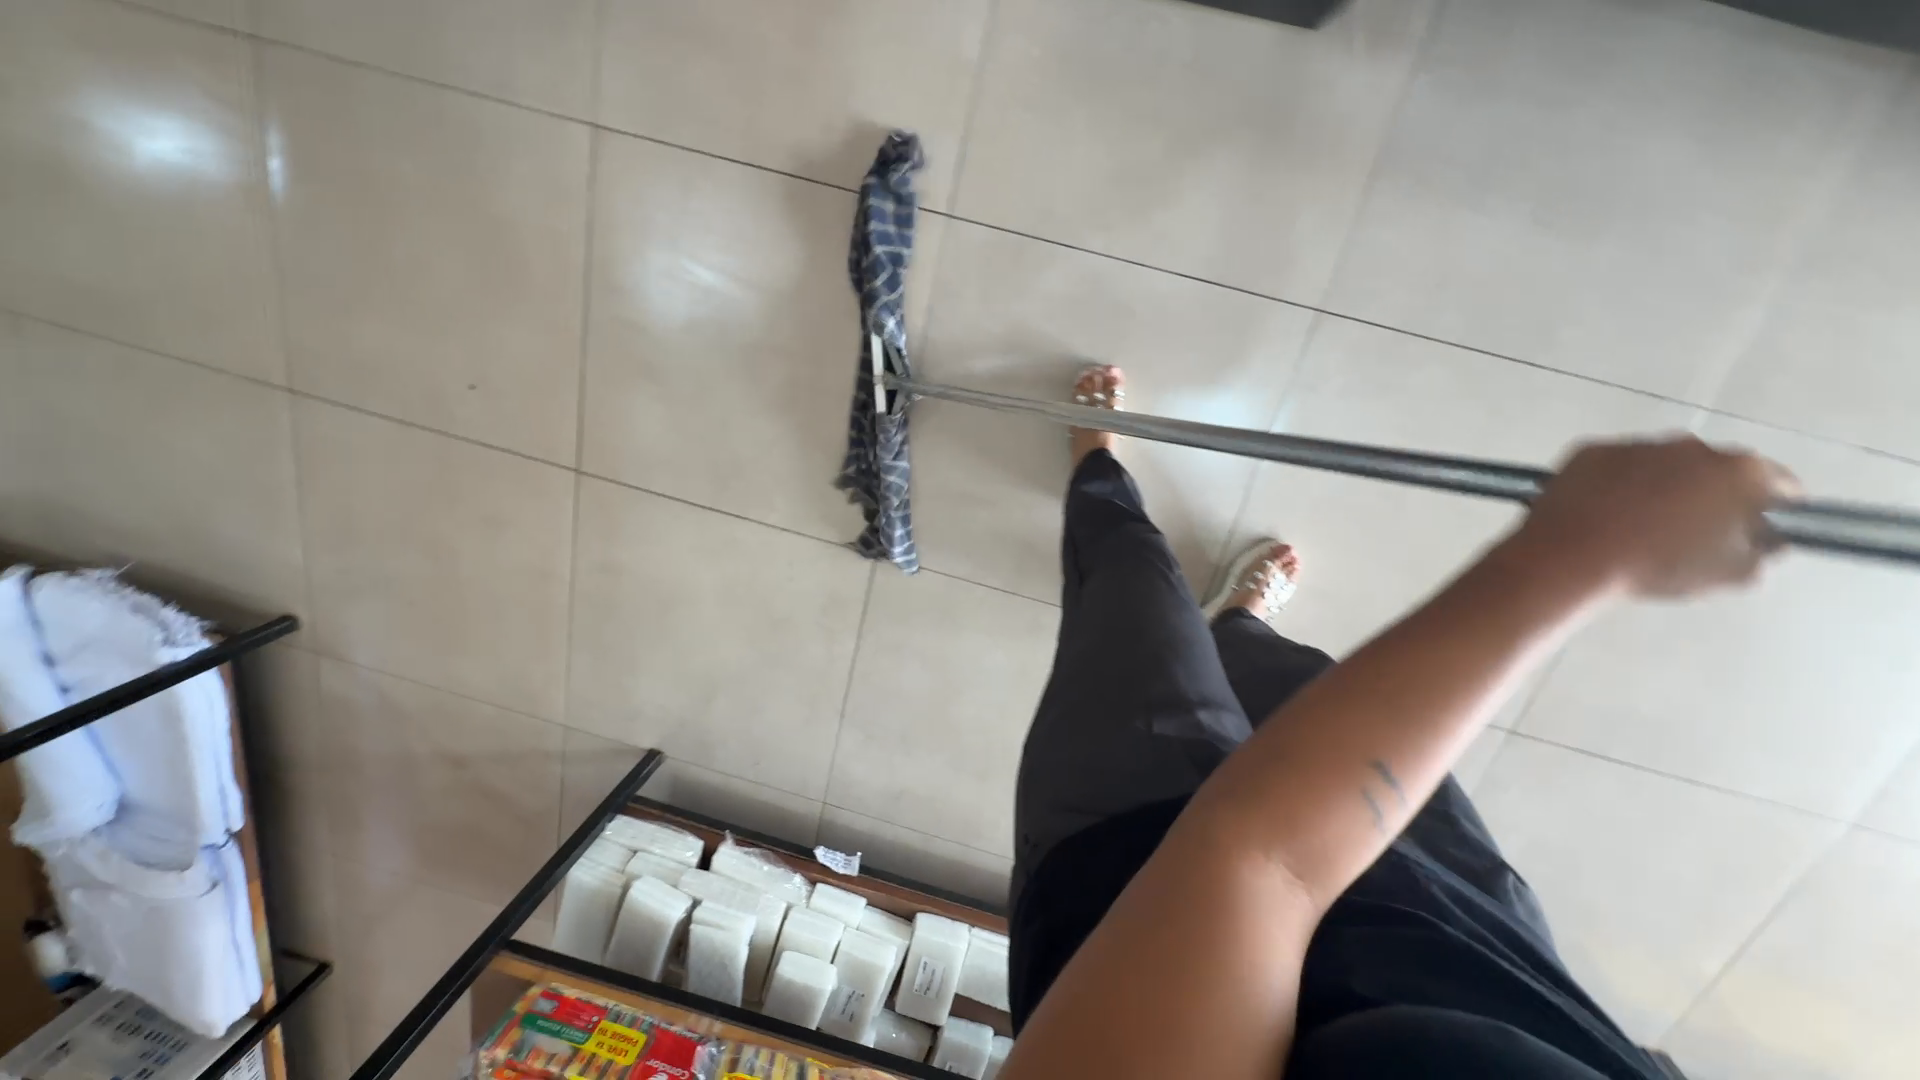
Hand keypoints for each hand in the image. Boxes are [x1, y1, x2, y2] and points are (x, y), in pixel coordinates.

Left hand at [1516, 436, 1797, 598]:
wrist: (1568, 557)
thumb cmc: (1657, 567)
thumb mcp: (1733, 574)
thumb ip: (1763, 551)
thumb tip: (1765, 538)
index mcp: (1740, 470)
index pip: (1775, 484)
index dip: (1770, 507)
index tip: (1754, 527)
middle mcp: (1691, 445)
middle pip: (1714, 469)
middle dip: (1710, 493)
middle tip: (1688, 527)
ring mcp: (1635, 444)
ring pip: (1661, 464)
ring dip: (1658, 485)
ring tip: (1635, 521)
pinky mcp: (1589, 450)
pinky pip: (1614, 466)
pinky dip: (1613, 483)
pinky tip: (1599, 510)